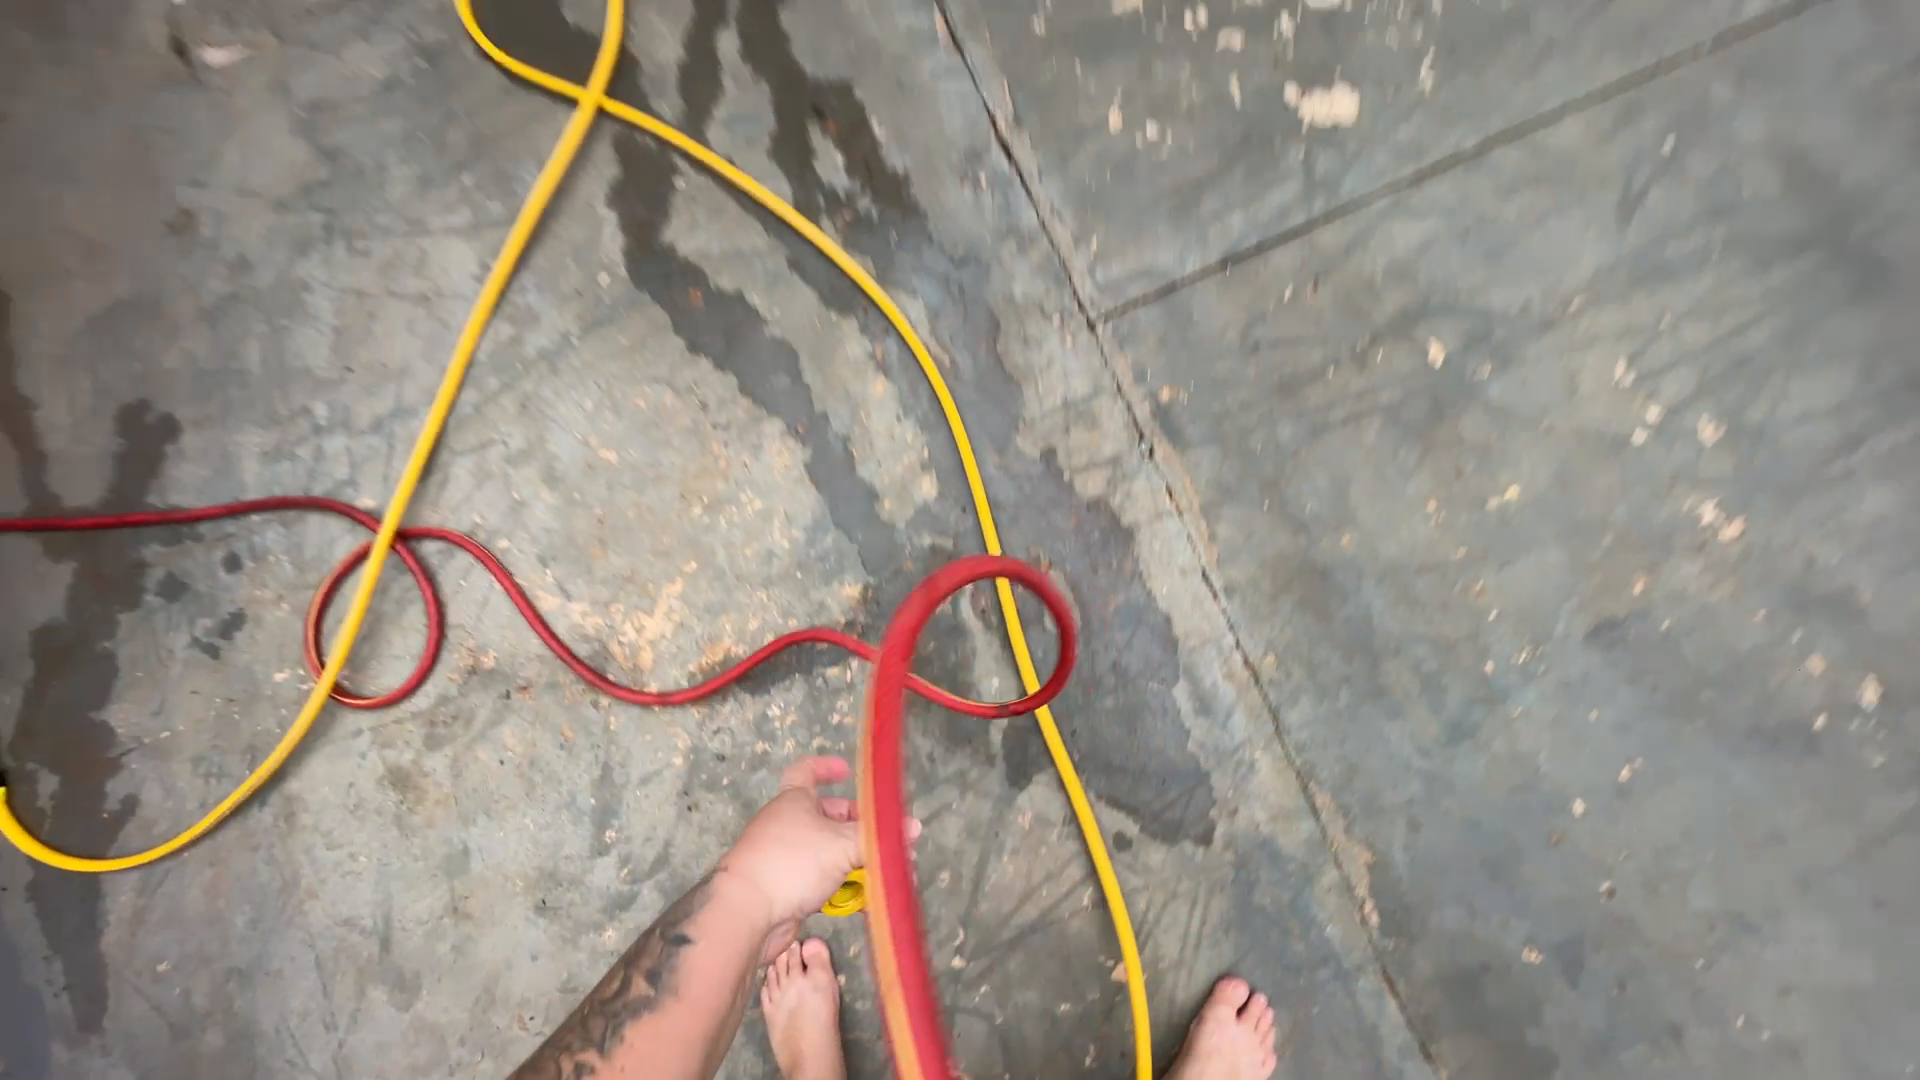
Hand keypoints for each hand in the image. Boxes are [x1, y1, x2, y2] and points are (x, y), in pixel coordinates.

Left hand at [717, 756, 918, 962]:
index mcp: (794, 799)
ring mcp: (783, 856)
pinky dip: (840, 884)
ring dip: (854, 858)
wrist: (744, 913)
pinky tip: (862, 897)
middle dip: (856, 823)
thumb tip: (914, 828)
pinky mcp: (783, 888)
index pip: (807, 770)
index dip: (826, 767)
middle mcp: (786, 823)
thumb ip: (877, 837)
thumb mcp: (841, 844)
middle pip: (825, 815)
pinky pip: (819, 879)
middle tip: (883, 835)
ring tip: (883, 869)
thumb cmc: (792, 862)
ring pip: (825, 850)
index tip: (848, 771)